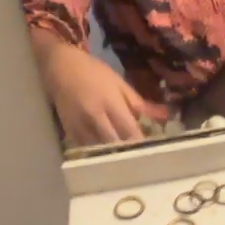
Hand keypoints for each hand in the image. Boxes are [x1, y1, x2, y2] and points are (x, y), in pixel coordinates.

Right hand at [40, 43, 165, 145]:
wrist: (60, 67)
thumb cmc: (93, 72)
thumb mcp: (119, 83)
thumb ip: (139, 103)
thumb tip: (164, 115)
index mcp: (111, 104)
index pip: (130, 131)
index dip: (141, 143)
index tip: (151, 150)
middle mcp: (95, 118)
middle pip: (115, 144)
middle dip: (128, 152)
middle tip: (139, 157)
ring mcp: (80, 126)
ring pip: (100, 150)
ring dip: (112, 154)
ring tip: (124, 158)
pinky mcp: (69, 131)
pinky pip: (87, 148)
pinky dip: (97, 151)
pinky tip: (105, 152)